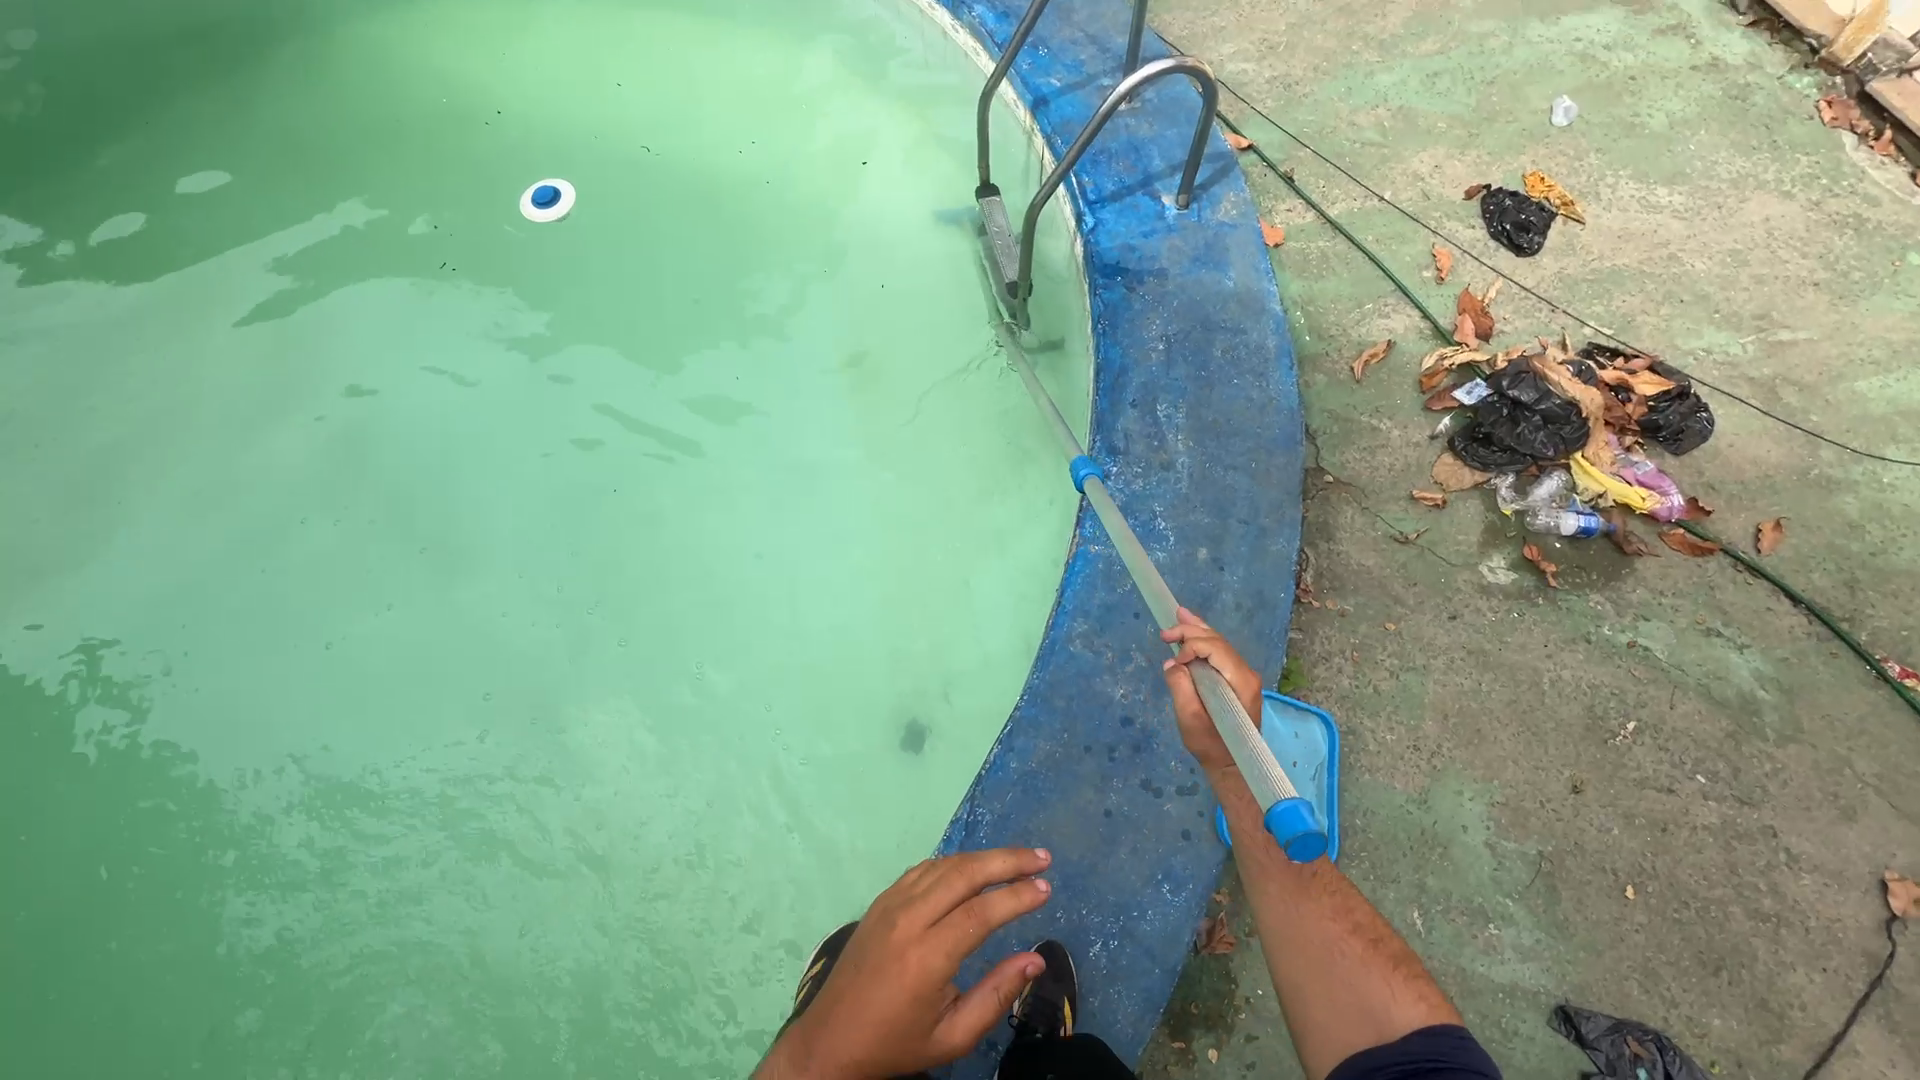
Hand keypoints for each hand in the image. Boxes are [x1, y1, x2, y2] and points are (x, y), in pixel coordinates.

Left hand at [758, 848, 1054, 1079]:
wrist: (830, 1039)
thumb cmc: (896, 1043)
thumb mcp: (952, 1036)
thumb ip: (996, 996)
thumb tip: (1035, 959)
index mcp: (926, 957)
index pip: (981, 912)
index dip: (1017, 896)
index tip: (1047, 888)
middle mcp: (908, 920)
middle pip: (964, 873)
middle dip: (1008, 861)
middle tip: (1043, 858)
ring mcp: (890, 904)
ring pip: (944, 865)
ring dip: (984, 857)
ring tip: (1019, 859)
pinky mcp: (881, 900)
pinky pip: (924, 869)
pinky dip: (955, 862)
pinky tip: (976, 866)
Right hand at [1159, 607, 1264, 774]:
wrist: (1231, 764)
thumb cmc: (1211, 744)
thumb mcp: (1190, 719)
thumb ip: (1181, 687)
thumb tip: (1172, 663)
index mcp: (1239, 681)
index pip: (1215, 648)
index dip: (1192, 646)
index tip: (1174, 661)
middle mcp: (1245, 673)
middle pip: (1217, 642)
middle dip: (1191, 631)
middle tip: (1166, 631)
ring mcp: (1242, 676)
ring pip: (1219, 645)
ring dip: (1197, 632)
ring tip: (1179, 615)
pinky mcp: (1235, 681)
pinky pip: (1219, 654)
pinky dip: (1202, 642)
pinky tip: (1191, 632)